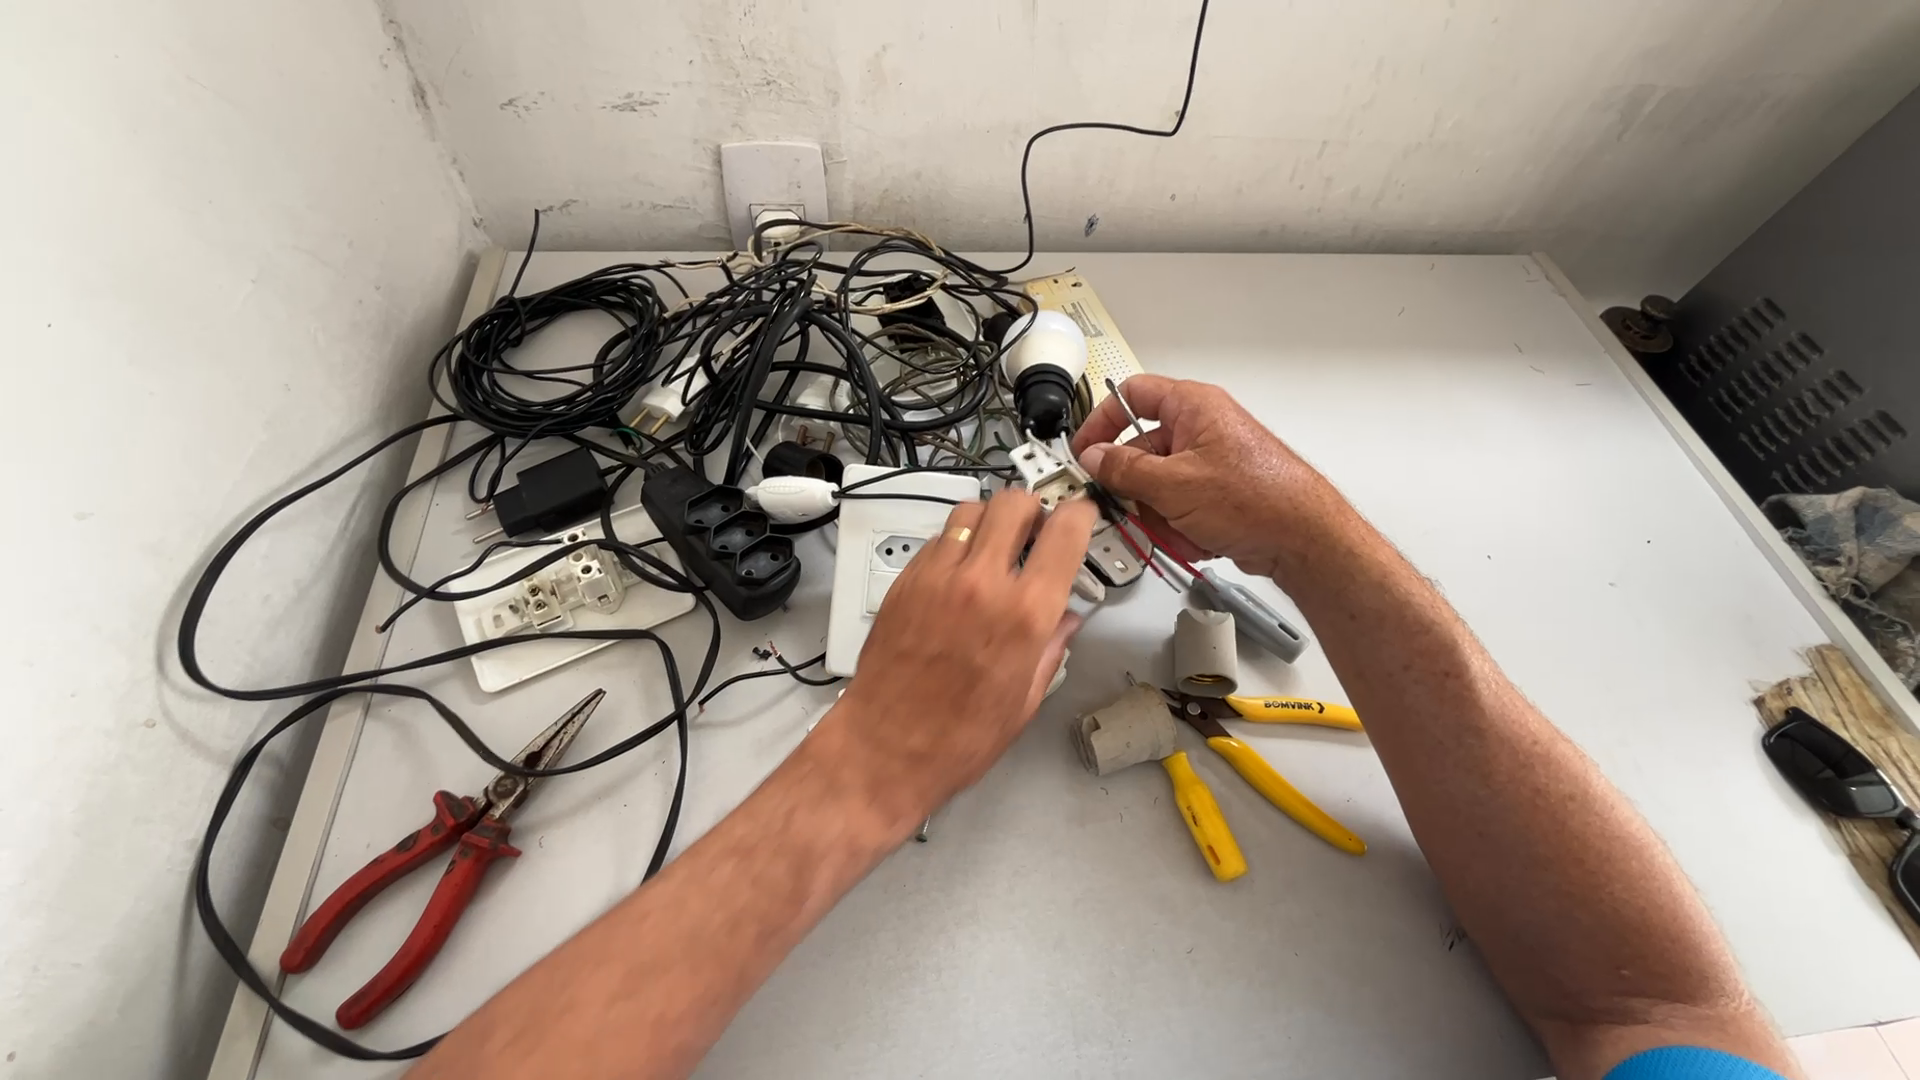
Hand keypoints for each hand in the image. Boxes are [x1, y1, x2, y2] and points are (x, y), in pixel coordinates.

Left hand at [818, 491, 1098, 831]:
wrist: (885, 747)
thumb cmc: (959, 737)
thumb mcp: (1025, 699)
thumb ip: (1051, 648)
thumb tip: (1066, 618)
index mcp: (1024, 614)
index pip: (1063, 533)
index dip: (1080, 515)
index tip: (1080, 515)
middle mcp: (981, 582)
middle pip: (1014, 503)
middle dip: (1033, 509)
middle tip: (1035, 531)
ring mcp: (937, 576)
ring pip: (971, 511)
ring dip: (991, 519)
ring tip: (995, 545)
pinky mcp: (905, 581)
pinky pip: (937, 539)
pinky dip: (956, 542)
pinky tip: (959, 571)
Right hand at [1071, 375, 1325, 577]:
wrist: (1304, 539)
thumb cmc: (1259, 499)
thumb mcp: (1174, 484)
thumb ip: (1124, 469)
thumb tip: (1095, 459)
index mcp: (1193, 407)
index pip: (1131, 394)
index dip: (1102, 420)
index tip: (1084, 450)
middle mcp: (1201, 428)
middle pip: (1141, 450)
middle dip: (1135, 487)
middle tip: (1130, 506)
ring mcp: (1208, 462)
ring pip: (1156, 485)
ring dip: (1159, 513)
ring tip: (1179, 527)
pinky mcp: (1215, 492)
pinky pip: (1177, 505)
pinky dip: (1180, 525)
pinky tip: (1198, 537)